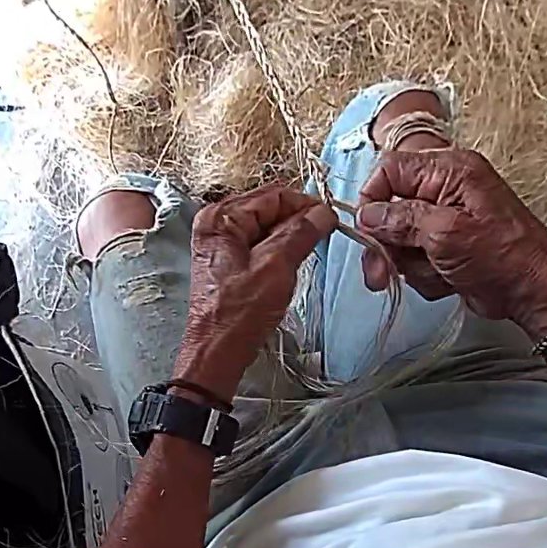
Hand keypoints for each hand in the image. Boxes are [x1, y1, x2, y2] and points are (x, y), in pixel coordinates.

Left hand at [176, 185, 334, 398]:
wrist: (217, 353)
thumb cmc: (238, 314)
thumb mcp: (275, 267)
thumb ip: (300, 233)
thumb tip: (323, 212)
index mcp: (220, 218)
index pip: (273, 195)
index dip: (305, 204)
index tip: (330, 218)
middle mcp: (215, 226)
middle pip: (268, 210)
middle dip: (297, 223)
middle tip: (321, 238)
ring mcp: (220, 247)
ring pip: (266, 230)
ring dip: (289, 241)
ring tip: (303, 257)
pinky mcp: (227, 266)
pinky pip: (260, 248)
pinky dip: (277, 255)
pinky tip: (287, 269)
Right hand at [356, 148, 546, 335]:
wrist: (530, 290)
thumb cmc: (502, 256)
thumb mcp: (446, 233)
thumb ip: (402, 219)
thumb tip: (367, 214)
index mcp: (448, 172)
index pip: (389, 169)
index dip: (372, 199)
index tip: (366, 230)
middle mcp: (443, 190)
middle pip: (387, 210)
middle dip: (384, 245)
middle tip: (380, 274)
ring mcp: (442, 220)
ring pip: (397, 241)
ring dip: (409, 265)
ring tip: (435, 273)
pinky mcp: (442, 247)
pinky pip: (412, 260)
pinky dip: (424, 275)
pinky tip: (446, 279)